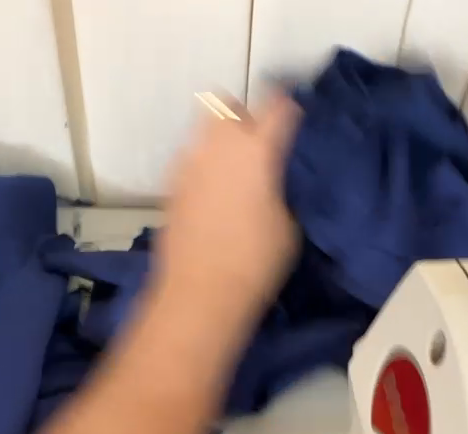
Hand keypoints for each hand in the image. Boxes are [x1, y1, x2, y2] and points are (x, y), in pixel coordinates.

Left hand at [153, 93, 301, 331]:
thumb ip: (286, 189)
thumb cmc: (255, 264)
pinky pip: (190, 162)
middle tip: (258, 149)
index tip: (296, 123)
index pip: (278, 104)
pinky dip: (203, 171)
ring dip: (220, 144)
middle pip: (228, 104)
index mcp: (257, 149)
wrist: (201, 294)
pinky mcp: (171, 186)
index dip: (290, 108)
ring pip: (204, 132)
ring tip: (233, 177)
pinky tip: (213, 201)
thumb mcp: (290, 226)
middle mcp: (218, 144)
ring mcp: (188, 163)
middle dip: (244, 117)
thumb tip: (280, 178)